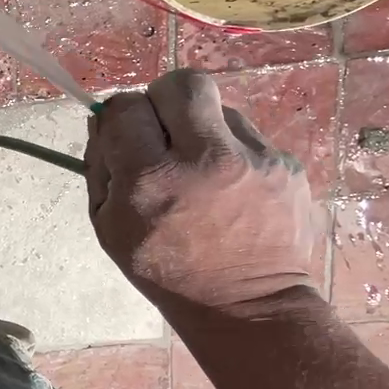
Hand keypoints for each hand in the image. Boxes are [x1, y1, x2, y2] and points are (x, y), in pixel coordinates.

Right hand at [86, 69, 321, 310]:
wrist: (248, 304)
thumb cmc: (161, 265)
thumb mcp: (106, 222)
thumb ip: (100, 166)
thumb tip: (104, 122)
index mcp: (150, 176)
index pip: (126, 106)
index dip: (118, 113)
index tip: (120, 131)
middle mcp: (205, 158)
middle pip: (182, 84)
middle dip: (161, 97)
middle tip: (159, 127)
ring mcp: (255, 160)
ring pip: (218, 108)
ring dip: (199, 126)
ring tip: (196, 164)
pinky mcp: (289, 167)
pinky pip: (248, 136)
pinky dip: (229, 150)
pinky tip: (227, 184)